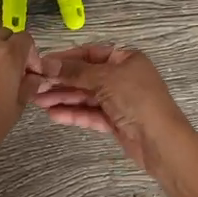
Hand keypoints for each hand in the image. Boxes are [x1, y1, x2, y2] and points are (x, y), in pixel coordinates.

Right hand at [34, 44, 196, 175]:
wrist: (162, 143)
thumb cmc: (137, 100)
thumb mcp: (105, 79)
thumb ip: (75, 72)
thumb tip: (47, 63)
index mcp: (125, 59)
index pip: (89, 53)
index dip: (65, 58)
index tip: (42, 64)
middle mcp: (121, 76)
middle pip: (85, 75)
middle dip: (60, 80)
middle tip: (35, 85)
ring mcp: (118, 100)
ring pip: (85, 95)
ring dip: (63, 97)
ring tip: (37, 100)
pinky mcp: (115, 121)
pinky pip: (90, 113)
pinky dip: (73, 113)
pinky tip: (53, 114)